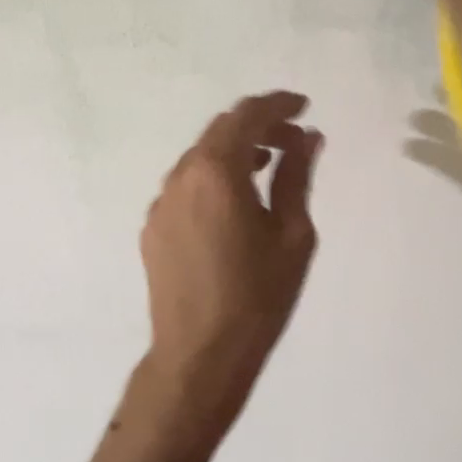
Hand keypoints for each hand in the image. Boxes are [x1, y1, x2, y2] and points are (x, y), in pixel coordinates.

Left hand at [139, 91, 323, 430]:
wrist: (199, 356)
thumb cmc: (257, 296)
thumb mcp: (292, 235)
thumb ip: (296, 176)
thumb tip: (308, 137)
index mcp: (217, 171)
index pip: (247, 116)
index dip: (277, 105)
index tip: (304, 107)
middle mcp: (181, 176)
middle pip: (220, 130)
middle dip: (258, 126)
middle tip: (294, 140)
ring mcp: (161, 202)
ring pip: (200, 156)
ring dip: (235, 151)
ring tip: (268, 167)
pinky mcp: (153, 227)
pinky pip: (187, 184)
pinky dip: (214, 177)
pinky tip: (235, 204)